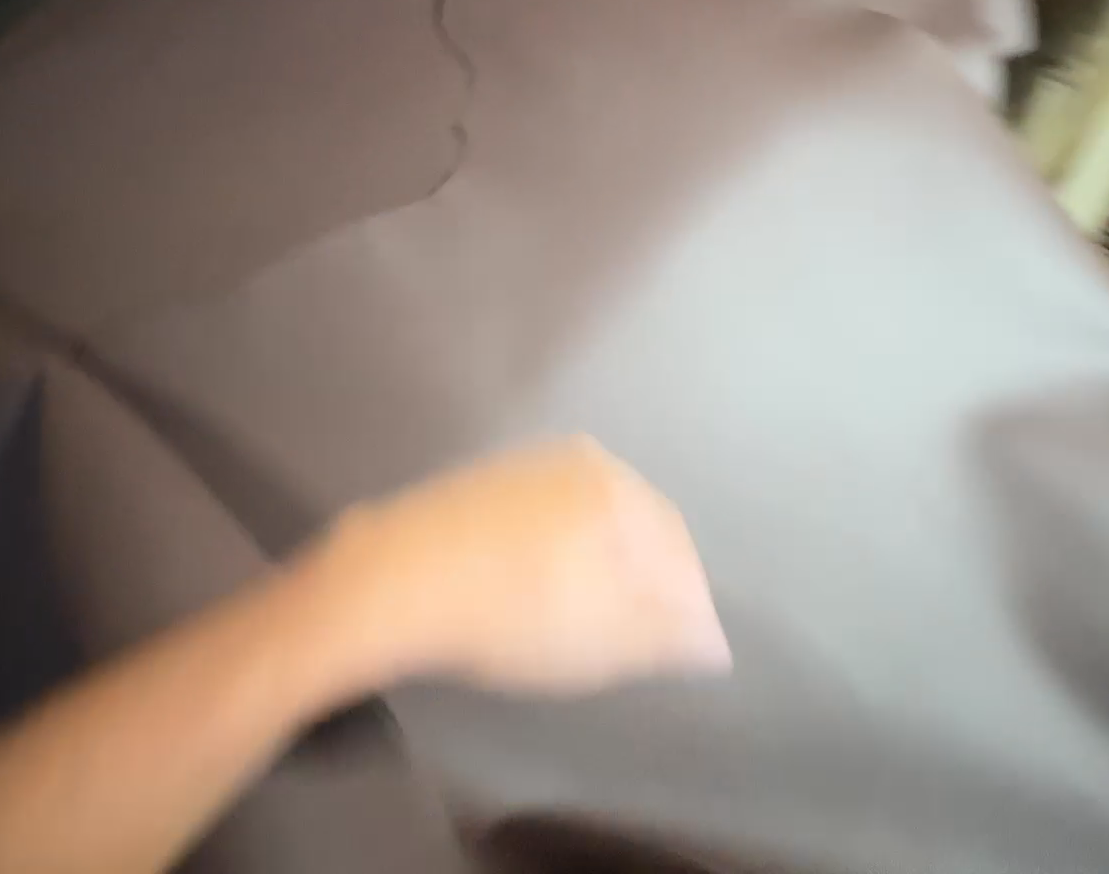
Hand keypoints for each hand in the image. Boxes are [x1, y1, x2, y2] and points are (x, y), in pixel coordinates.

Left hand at [300, 435, 731, 695]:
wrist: (396, 576)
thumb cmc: (511, 611)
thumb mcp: (604, 638)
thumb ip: (669, 633)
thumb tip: (712, 640)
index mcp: (618, 490)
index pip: (679, 550)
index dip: (690, 603)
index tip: (690, 648)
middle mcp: (582, 460)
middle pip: (639, 525)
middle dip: (651, 579)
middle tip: (646, 632)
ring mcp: (533, 463)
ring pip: (595, 516)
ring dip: (609, 561)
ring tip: (594, 611)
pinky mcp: (493, 477)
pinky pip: (552, 512)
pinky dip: (565, 546)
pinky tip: (545, 579)